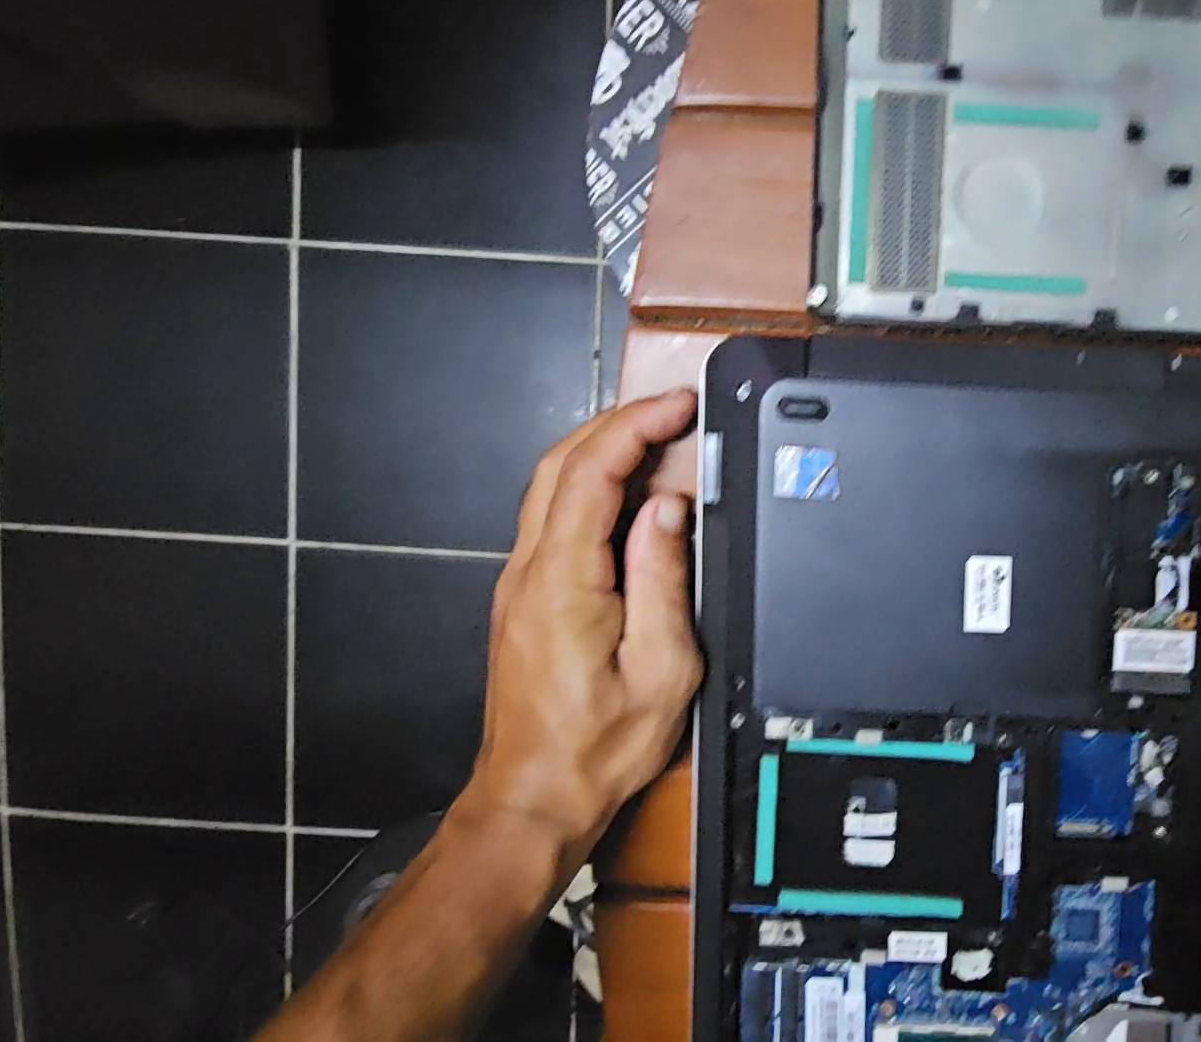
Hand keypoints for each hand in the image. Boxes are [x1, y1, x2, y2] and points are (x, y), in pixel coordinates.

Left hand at [459, 390, 703, 848]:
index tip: (680, 406)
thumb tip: (669, 507)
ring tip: (658, 439)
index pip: (594, 472)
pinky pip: (555, 516)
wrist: (536, 794)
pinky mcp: (526, 594)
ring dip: (603, 448)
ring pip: (552, 484)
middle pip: (561, 463)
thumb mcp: (663, 667)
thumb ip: (665, 578)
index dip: (638, 425)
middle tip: (672, 411)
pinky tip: (630, 493)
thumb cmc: (600, 745)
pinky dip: (592, 483)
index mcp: (565, 582)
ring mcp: (520, 580)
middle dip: (618, 422)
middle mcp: (530, 570)